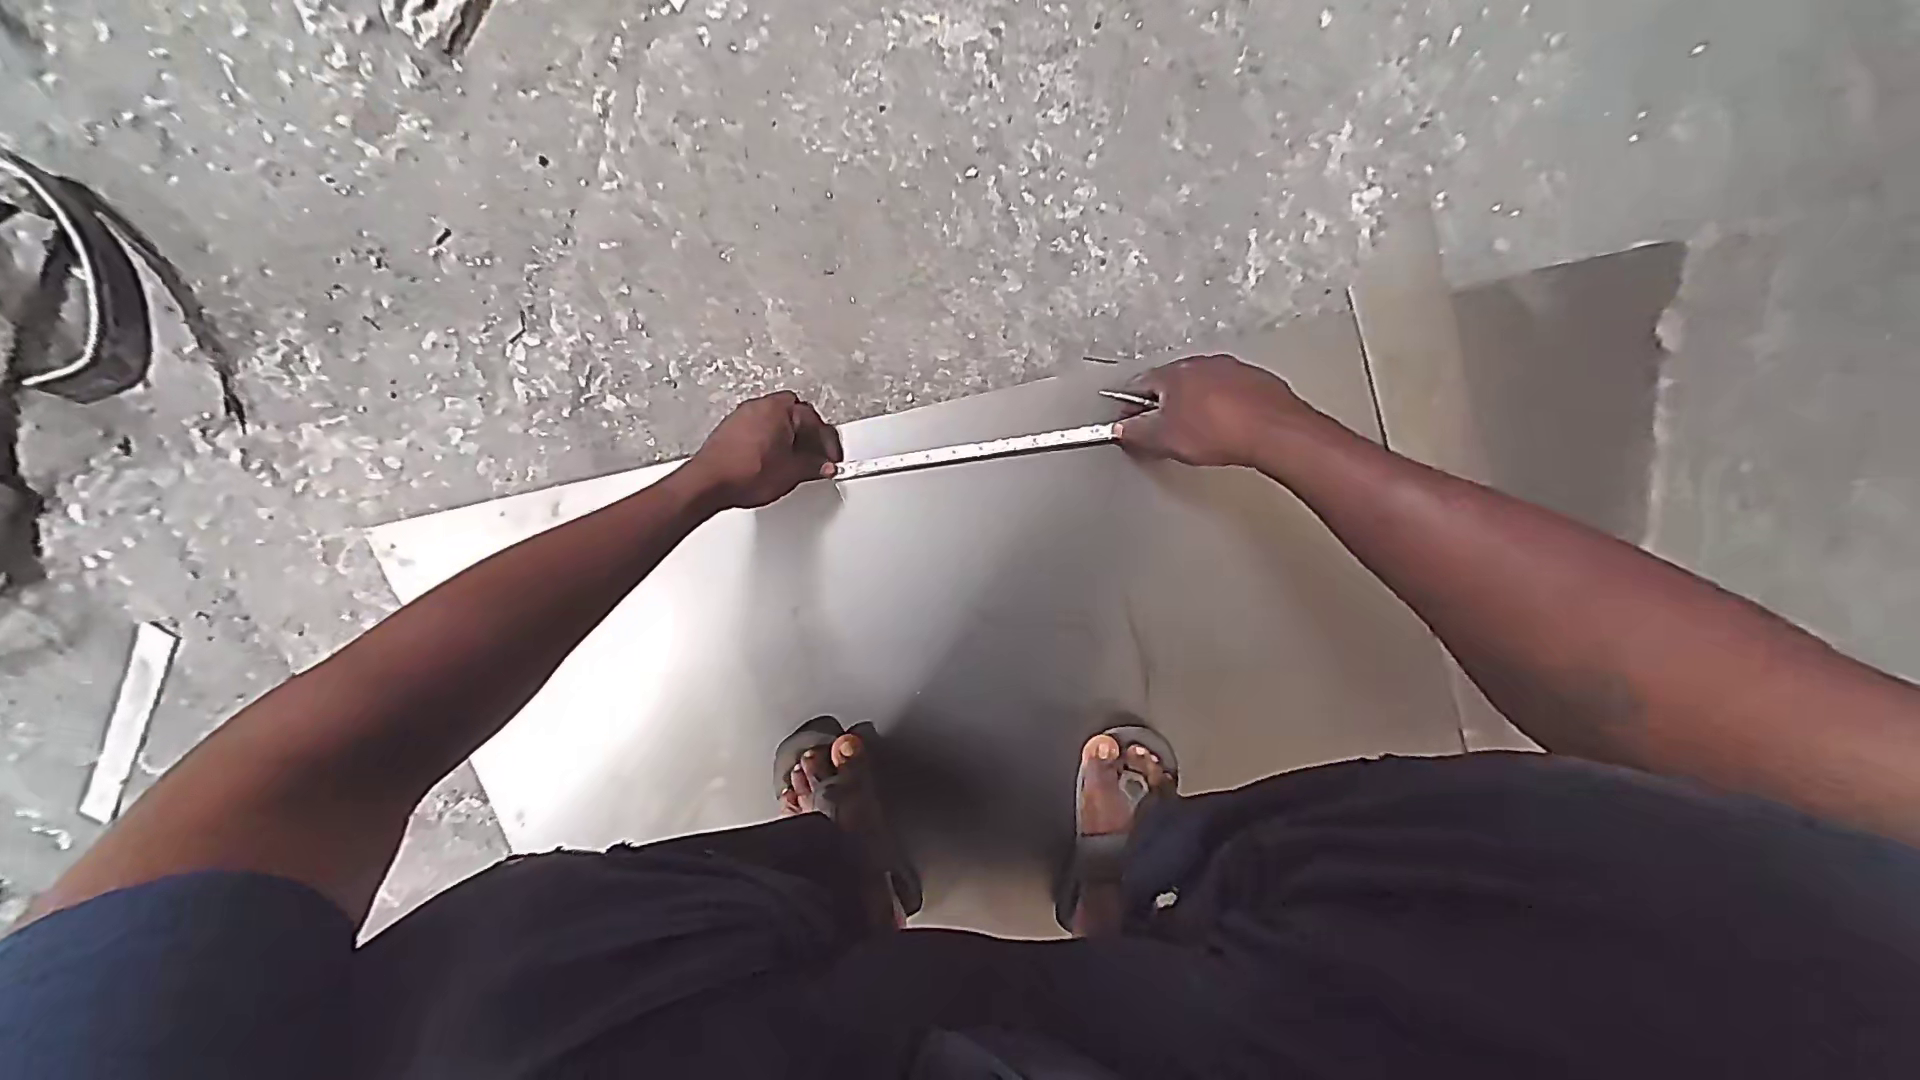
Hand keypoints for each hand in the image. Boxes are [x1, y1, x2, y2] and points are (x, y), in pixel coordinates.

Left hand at [683, 391, 843, 508]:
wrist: (708, 483)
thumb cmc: (743, 472)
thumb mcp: (792, 472)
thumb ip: (814, 466)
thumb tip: (823, 465)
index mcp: (779, 409)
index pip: (815, 421)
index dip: (828, 442)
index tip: (832, 458)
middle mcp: (760, 406)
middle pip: (796, 413)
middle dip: (810, 434)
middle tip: (818, 454)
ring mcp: (743, 416)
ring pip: (777, 420)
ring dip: (791, 436)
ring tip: (798, 460)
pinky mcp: (731, 429)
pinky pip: (760, 428)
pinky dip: (772, 440)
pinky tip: (775, 460)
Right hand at [1116, 354, 1322, 467]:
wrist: (1273, 431)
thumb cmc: (1220, 431)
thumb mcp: (1164, 439)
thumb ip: (1136, 432)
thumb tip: (1122, 429)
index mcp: (1174, 373)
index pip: (1138, 385)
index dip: (1128, 407)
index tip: (1128, 422)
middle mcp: (1202, 364)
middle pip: (1170, 384)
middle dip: (1161, 405)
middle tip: (1160, 430)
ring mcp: (1231, 370)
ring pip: (1200, 386)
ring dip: (1192, 405)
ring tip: (1195, 432)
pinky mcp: (1255, 382)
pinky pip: (1228, 393)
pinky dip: (1220, 407)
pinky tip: (1223, 427)